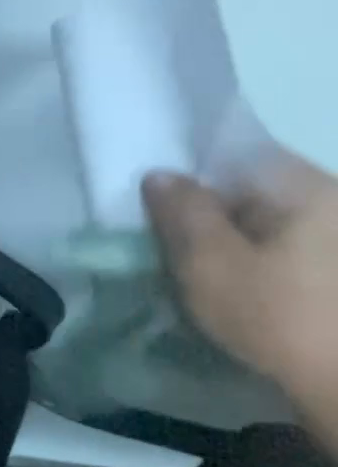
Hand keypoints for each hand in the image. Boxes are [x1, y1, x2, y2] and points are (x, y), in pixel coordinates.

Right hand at [143, 157, 337, 449]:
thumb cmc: (276, 315)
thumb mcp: (207, 262)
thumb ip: (181, 212)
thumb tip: (163, 175)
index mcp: (310, 187)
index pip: (239, 152)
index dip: (191, 169)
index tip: (157, 199)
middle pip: (260, 186)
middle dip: (213, 204)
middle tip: (170, 238)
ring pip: (277, 218)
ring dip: (237, 235)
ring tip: (203, 267)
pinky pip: (297, 246)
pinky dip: (263, 257)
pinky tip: (245, 286)